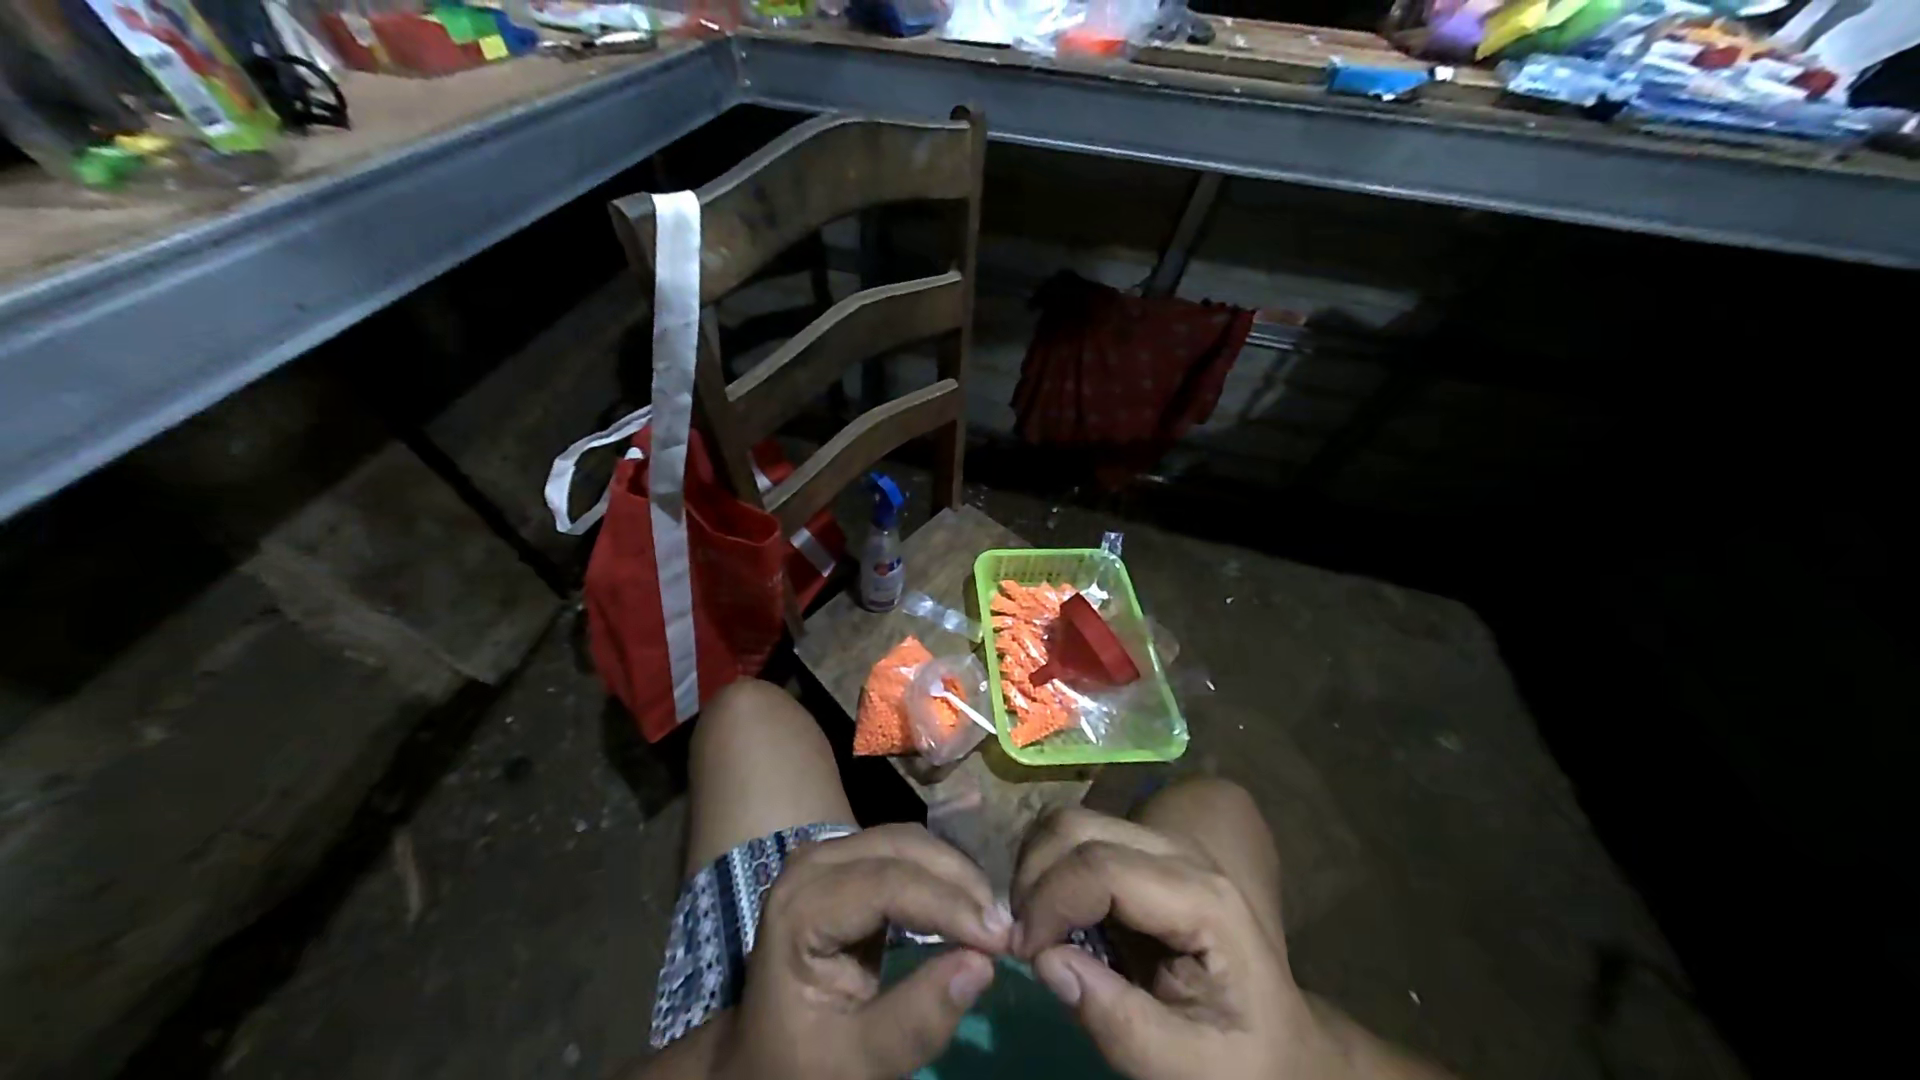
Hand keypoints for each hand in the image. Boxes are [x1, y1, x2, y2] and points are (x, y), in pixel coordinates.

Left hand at [713, 824, 1014, 1079]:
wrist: (761, 1053)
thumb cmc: (801, 1062)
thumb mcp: (856, 1063)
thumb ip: (917, 1019)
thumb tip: (984, 963)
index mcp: (801, 906)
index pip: (888, 883)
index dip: (950, 905)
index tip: (1001, 941)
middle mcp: (812, 863)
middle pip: (901, 847)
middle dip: (959, 882)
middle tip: (1003, 930)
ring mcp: (828, 856)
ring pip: (908, 840)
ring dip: (954, 874)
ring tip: (990, 921)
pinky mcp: (846, 862)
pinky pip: (903, 852)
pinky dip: (940, 874)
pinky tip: (966, 905)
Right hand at [1011, 808, 1336, 1079]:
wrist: (1286, 1043)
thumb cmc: (1247, 1060)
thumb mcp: (1195, 1069)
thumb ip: (1123, 1025)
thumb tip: (1045, 961)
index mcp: (1202, 897)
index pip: (1102, 866)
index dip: (1049, 901)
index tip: (1023, 953)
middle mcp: (1179, 853)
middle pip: (1078, 827)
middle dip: (1033, 876)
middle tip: (1019, 939)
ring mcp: (1162, 846)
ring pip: (1071, 823)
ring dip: (1036, 866)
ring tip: (1033, 927)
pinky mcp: (1144, 855)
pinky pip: (1078, 838)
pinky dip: (1049, 866)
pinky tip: (1052, 915)